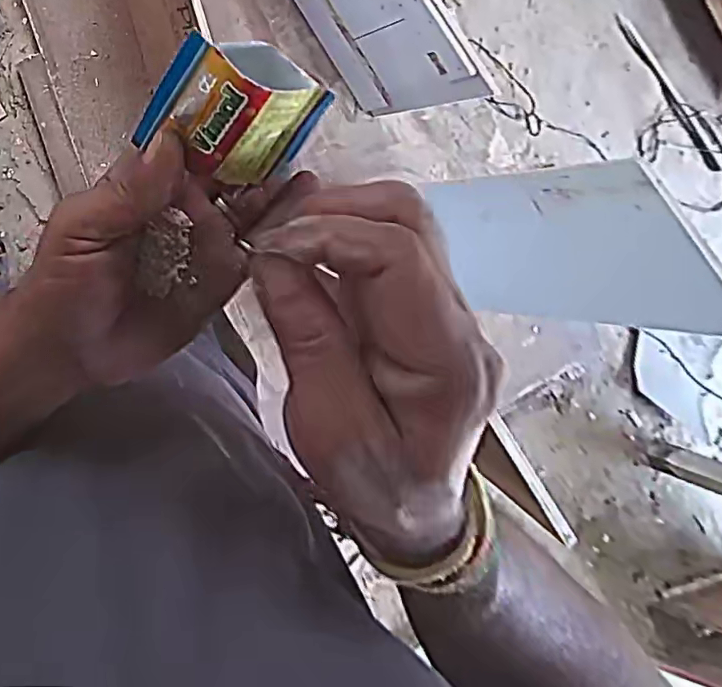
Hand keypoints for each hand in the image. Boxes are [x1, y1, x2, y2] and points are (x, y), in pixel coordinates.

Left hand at [11, 127, 305, 388]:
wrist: (67, 350)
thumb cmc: (60, 282)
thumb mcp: (81, 229)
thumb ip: (123, 192)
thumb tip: (167, 144)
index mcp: (136, 191)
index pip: (178, 155)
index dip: (210, 137)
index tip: (246, 120)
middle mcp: (170, 215)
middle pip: (217, 183)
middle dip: (249, 166)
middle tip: (285, 151)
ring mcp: (192, 251)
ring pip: (237, 219)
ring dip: (265, 202)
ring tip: (299, 186)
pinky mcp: (209, 289)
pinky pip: (242, 263)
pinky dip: (264, 248)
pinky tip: (288, 232)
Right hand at [246, 180, 503, 564]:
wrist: (414, 512)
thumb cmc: (370, 480)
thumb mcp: (324, 423)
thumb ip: (306, 336)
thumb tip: (271, 257)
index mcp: (445, 356)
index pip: (397, 253)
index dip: (323, 234)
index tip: (264, 247)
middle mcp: (457, 318)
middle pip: (407, 216)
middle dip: (327, 209)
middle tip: (269, 234)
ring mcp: (442, 305)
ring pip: (396, 217)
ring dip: (328, 214)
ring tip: (277, 240)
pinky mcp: (415, 300)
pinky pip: (378, 240)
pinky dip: (330, 231)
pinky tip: (294, 252)